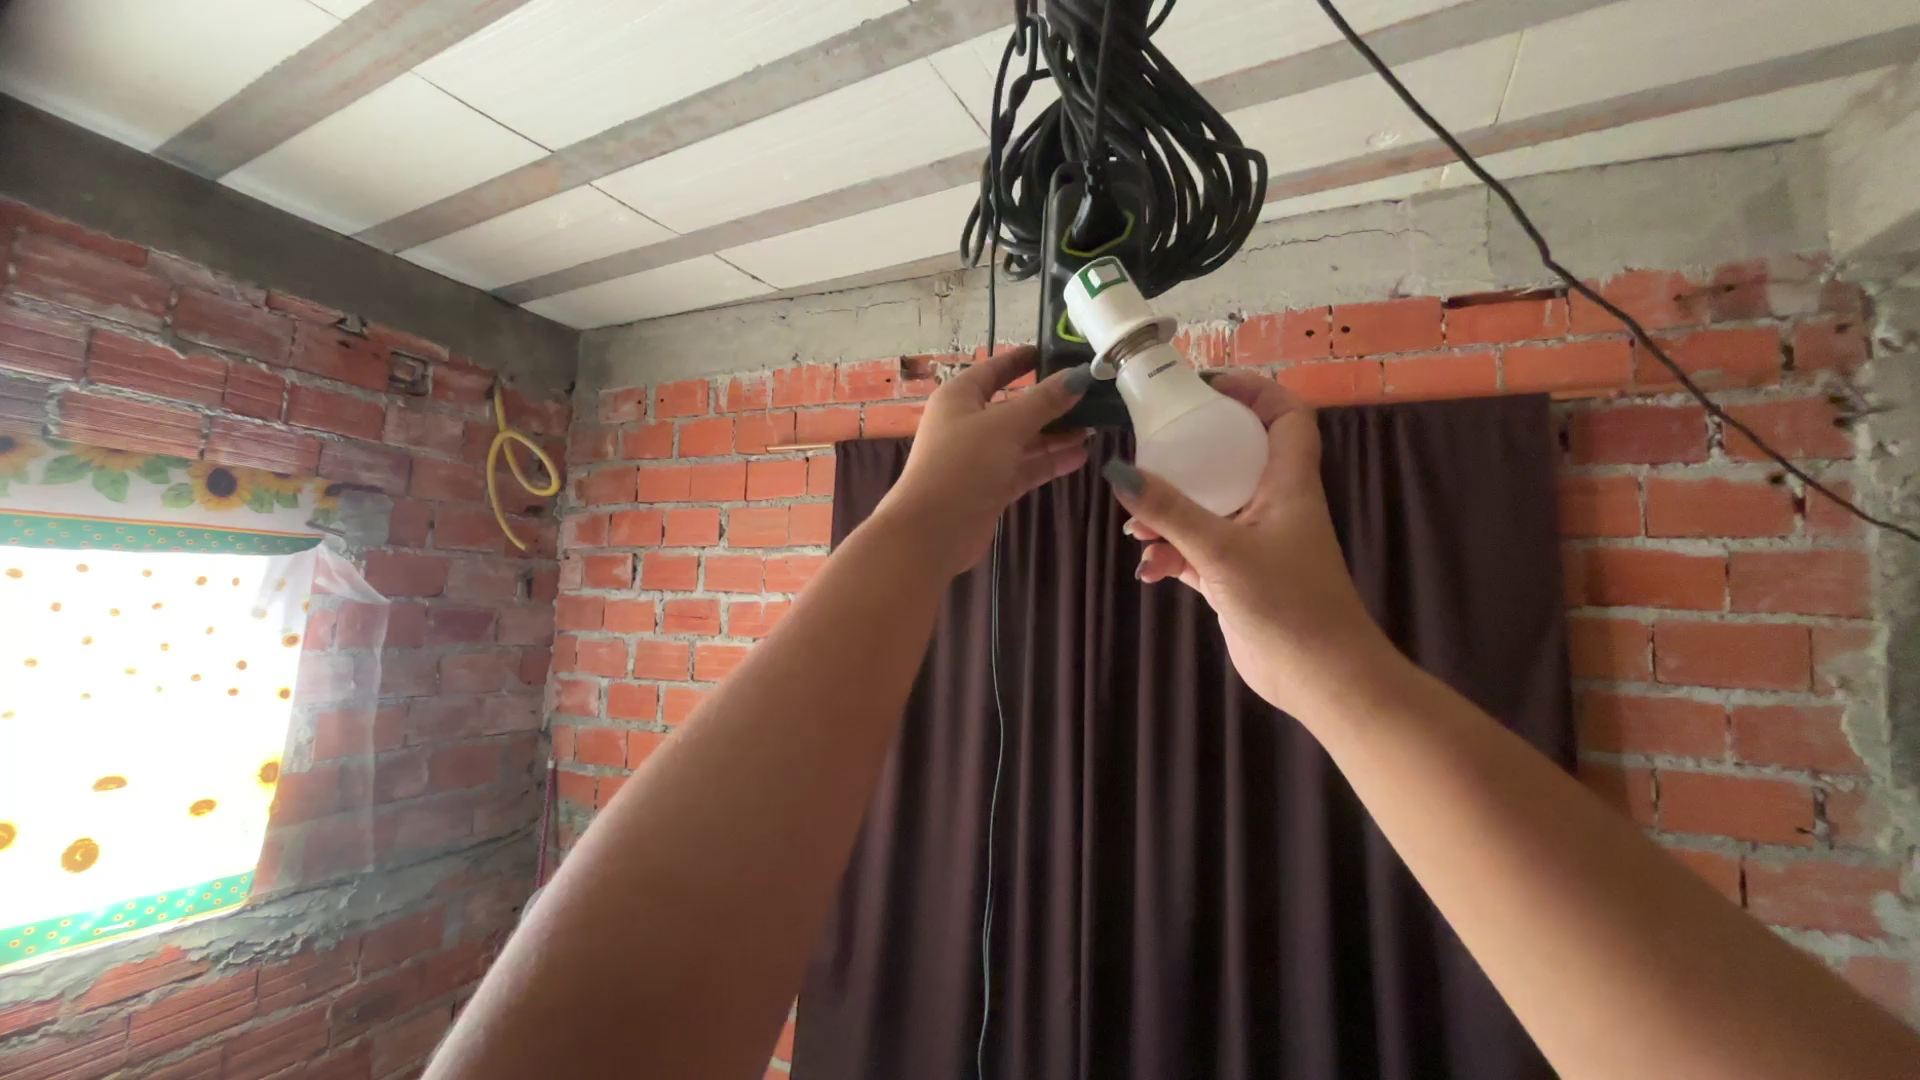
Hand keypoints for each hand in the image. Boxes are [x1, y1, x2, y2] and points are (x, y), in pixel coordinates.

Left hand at [870, 346, 1092, 578]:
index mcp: (960, 397)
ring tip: (1094, 428)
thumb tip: (1079, 377)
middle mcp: (967, 423)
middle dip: (1051, 403)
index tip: (1055, 352)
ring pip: (1022, 440)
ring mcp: (979, 458)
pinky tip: (1080, 456)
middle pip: (1014, 406)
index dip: (1023, 360)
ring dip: (1055, 435)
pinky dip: (1048, 462)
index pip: (995, 369)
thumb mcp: (1006, 425)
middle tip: (1091, 395)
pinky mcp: (990, 487)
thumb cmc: (964, 464)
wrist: (933, 530)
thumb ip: (1045, 401)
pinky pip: (1024, 467)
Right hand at [1106, 372, 1396, 714]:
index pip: (1286, 416)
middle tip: (1150, 450)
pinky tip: (1147, 570)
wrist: (1320, 679)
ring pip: (1206, 508)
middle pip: (1233, 458)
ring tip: (1135, 530)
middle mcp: (1272, 505)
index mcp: (1287, 484)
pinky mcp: (1235, 576)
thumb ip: (1170, 512)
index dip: (1254, 391)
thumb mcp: (1222, 551)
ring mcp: (1253, 542)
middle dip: (1188, 455)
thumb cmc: (1287, 603)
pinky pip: (1194, 550)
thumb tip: (1118, 472)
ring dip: (1168, 515)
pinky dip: (1169, 554)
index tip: (1206, 386)